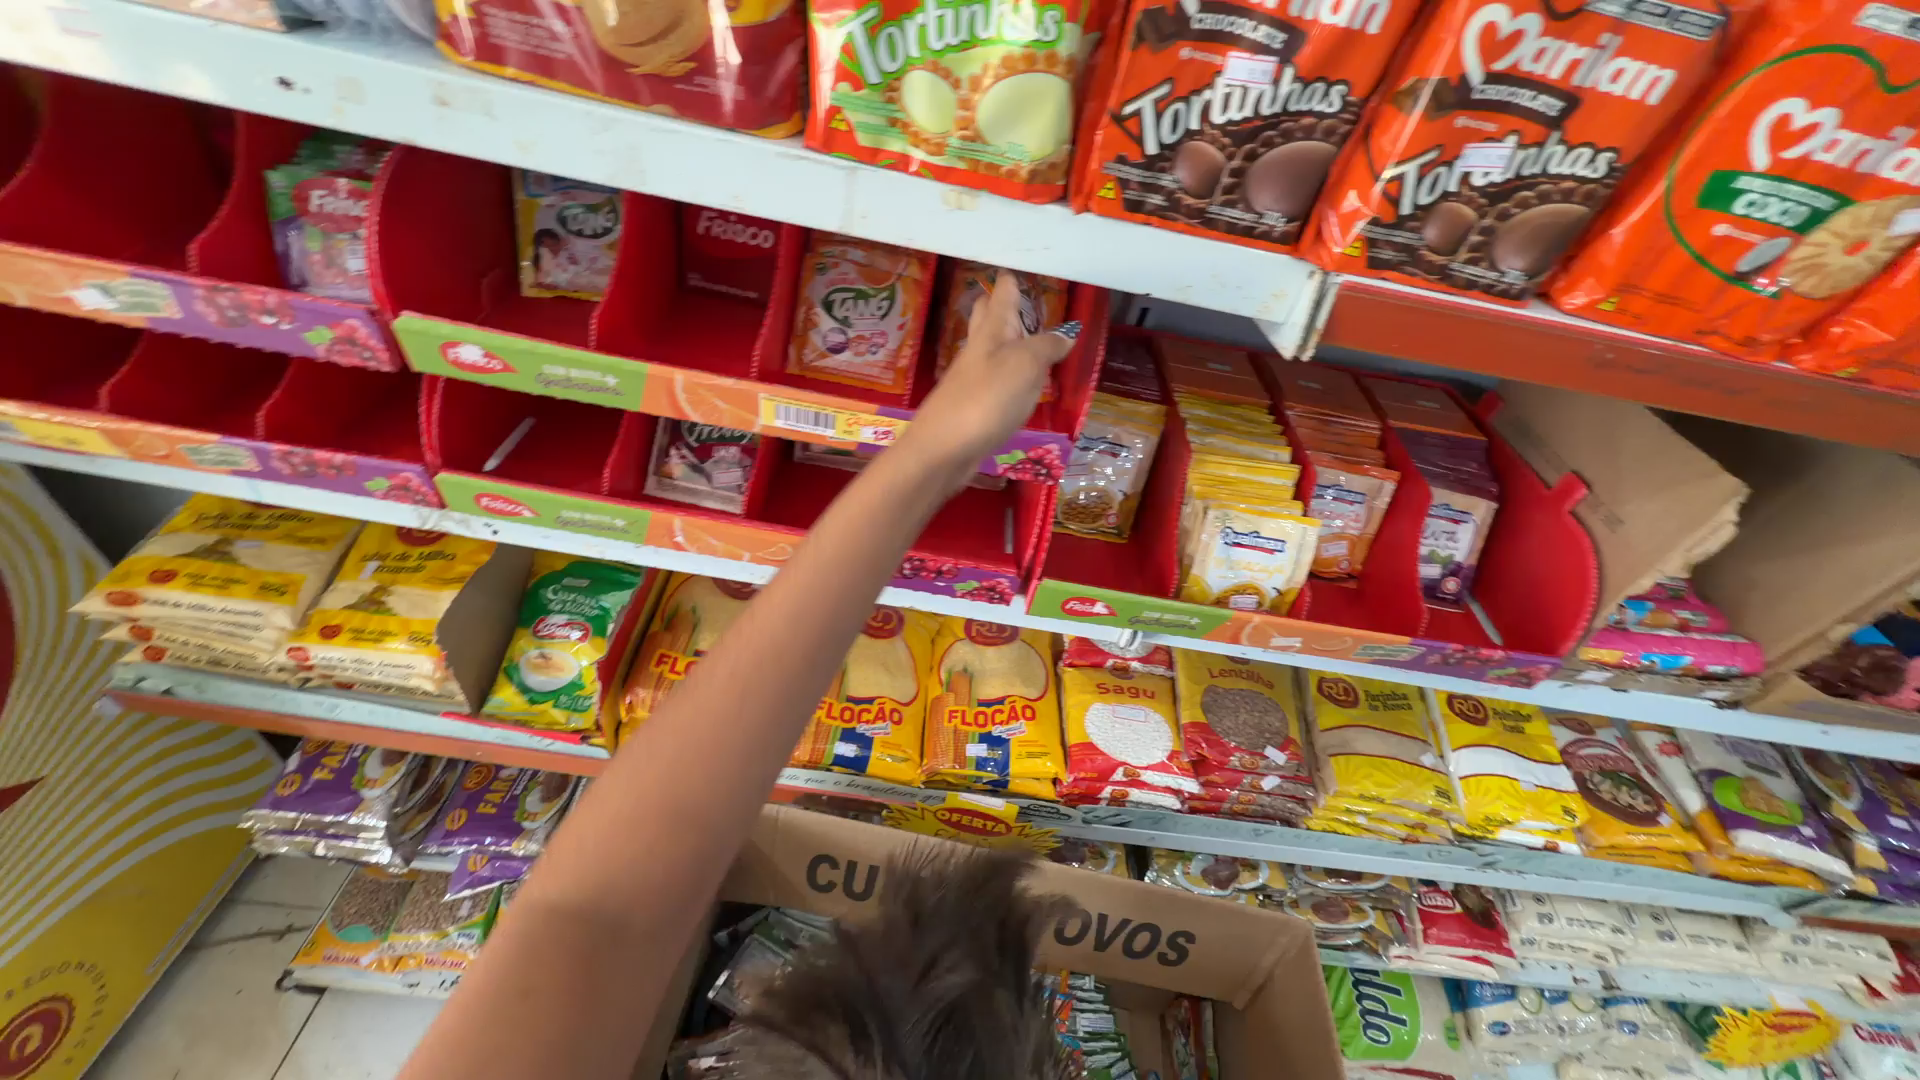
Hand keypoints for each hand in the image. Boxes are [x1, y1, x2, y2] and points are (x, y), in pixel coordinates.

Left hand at [896, 272, 1075, 490]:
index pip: (1002, 294)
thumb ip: (1047, 347)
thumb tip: (1066, 333)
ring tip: (1032, 343)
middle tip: (1024, 305)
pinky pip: (993, 381)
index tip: (1023, 271)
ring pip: (990, 350)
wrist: (943, 449)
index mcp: (991, 331)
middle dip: (1002, 307)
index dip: (1013, 281)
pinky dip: (1006, 377)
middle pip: (988, 318)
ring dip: (1007, 343)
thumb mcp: (1026, 366)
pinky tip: (1019, 387)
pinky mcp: (972, 407)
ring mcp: (972, 379)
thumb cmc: (986, 399)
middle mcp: (979, 349)